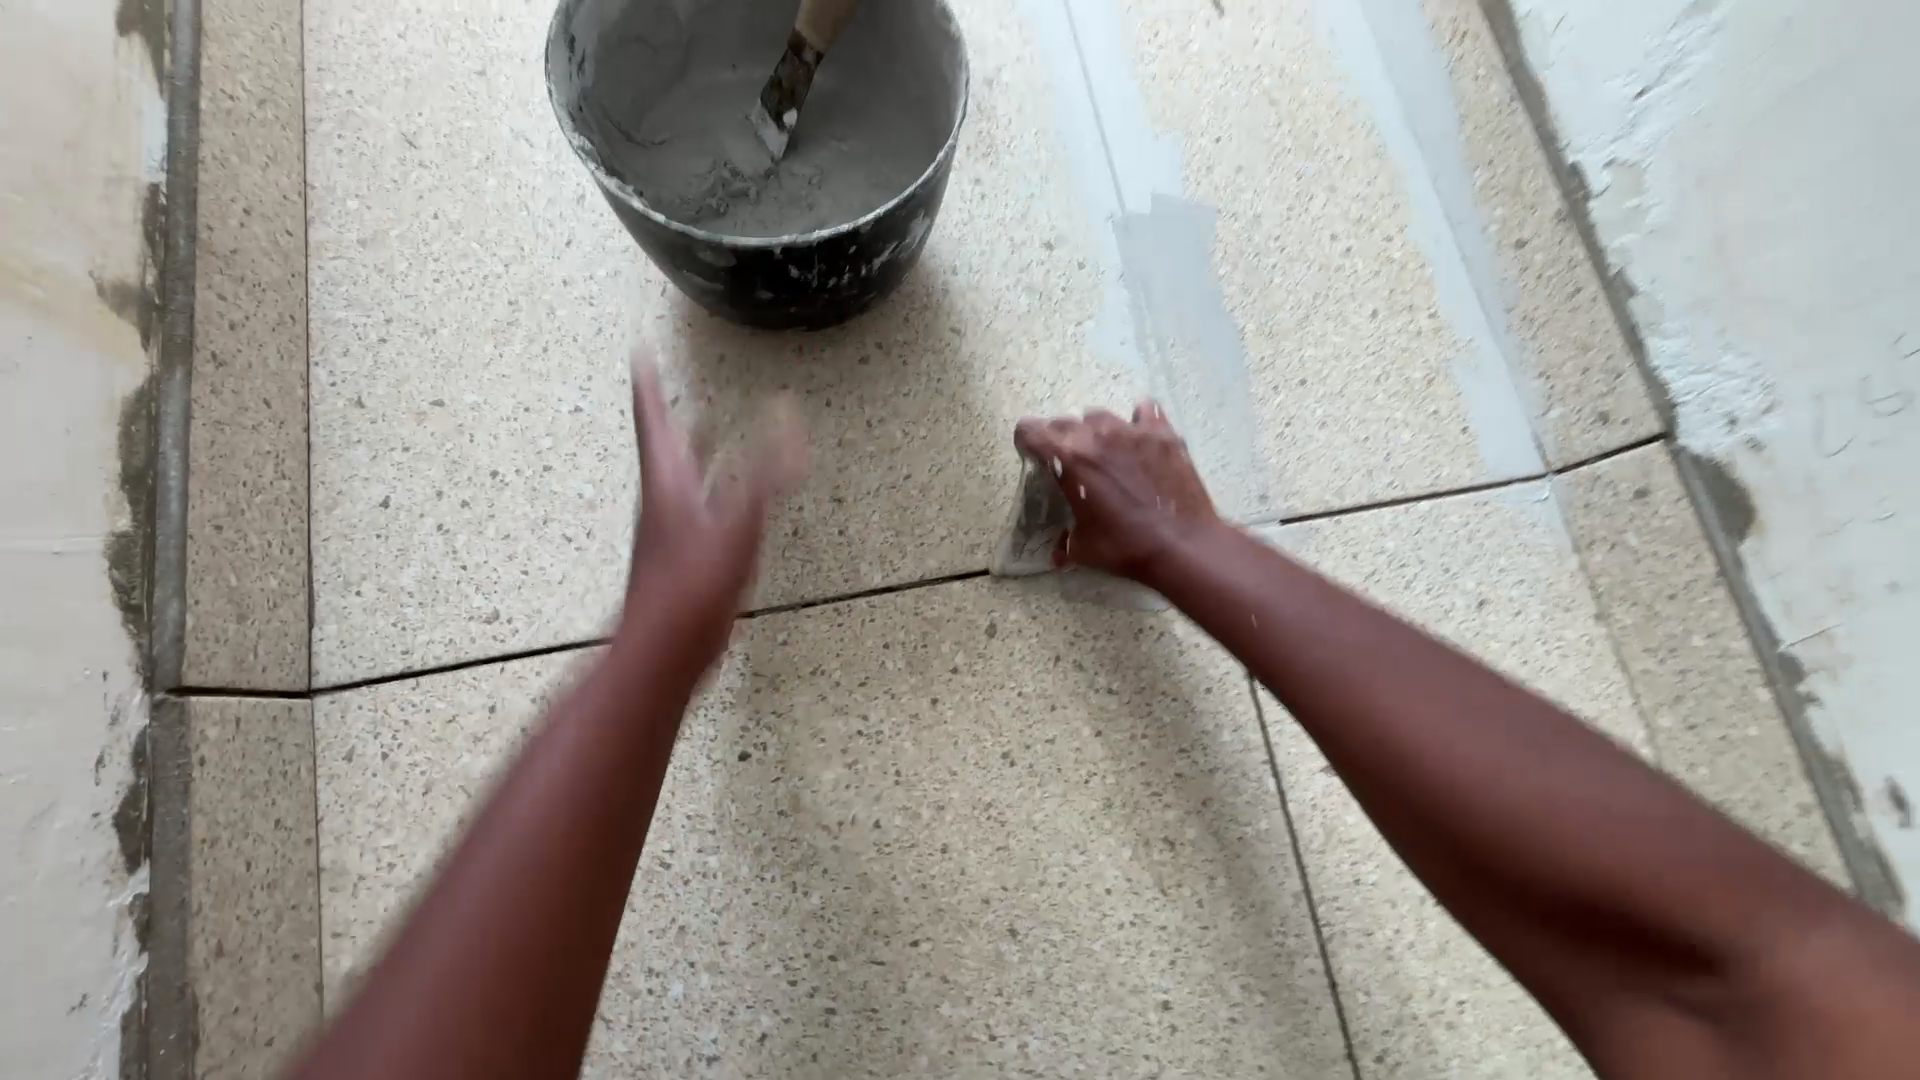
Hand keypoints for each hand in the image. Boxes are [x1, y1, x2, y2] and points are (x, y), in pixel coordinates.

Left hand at [617, 353, 807, 682]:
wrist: (667, 648)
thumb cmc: (694, 587)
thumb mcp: (739, 521)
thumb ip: (765, 469)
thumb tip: (786, 416)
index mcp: (670, 483)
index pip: (654, 419)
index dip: (649, 383)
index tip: (641, 349)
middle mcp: (663, 502)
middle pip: (664, 446)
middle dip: (667, 412)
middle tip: (666, 386)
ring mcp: (669, 531)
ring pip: (677, 476)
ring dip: (687, 449)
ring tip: (699, 430)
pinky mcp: (683, 558)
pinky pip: (694, 506)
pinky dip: (706, 486)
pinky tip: (721, 500)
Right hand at [1012, 400, 1220, 583]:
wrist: (1182, 545)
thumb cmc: (1125, 547)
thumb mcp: (1084, 549)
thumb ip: (1065, 541)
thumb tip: (1057, 552)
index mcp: (1070, 459)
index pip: (1031, 431)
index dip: (1026, 442)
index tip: (1031, 455)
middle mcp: (1097, 435)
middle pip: (1063, 422)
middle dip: (1058, 439)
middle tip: (1066, 462)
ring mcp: (1133, 430)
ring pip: (1100, 416)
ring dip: (1094, 430)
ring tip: (1103, 450)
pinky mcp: (1163, 434)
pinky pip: (1145, 411)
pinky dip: (1138, 421)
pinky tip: (1140, 439)